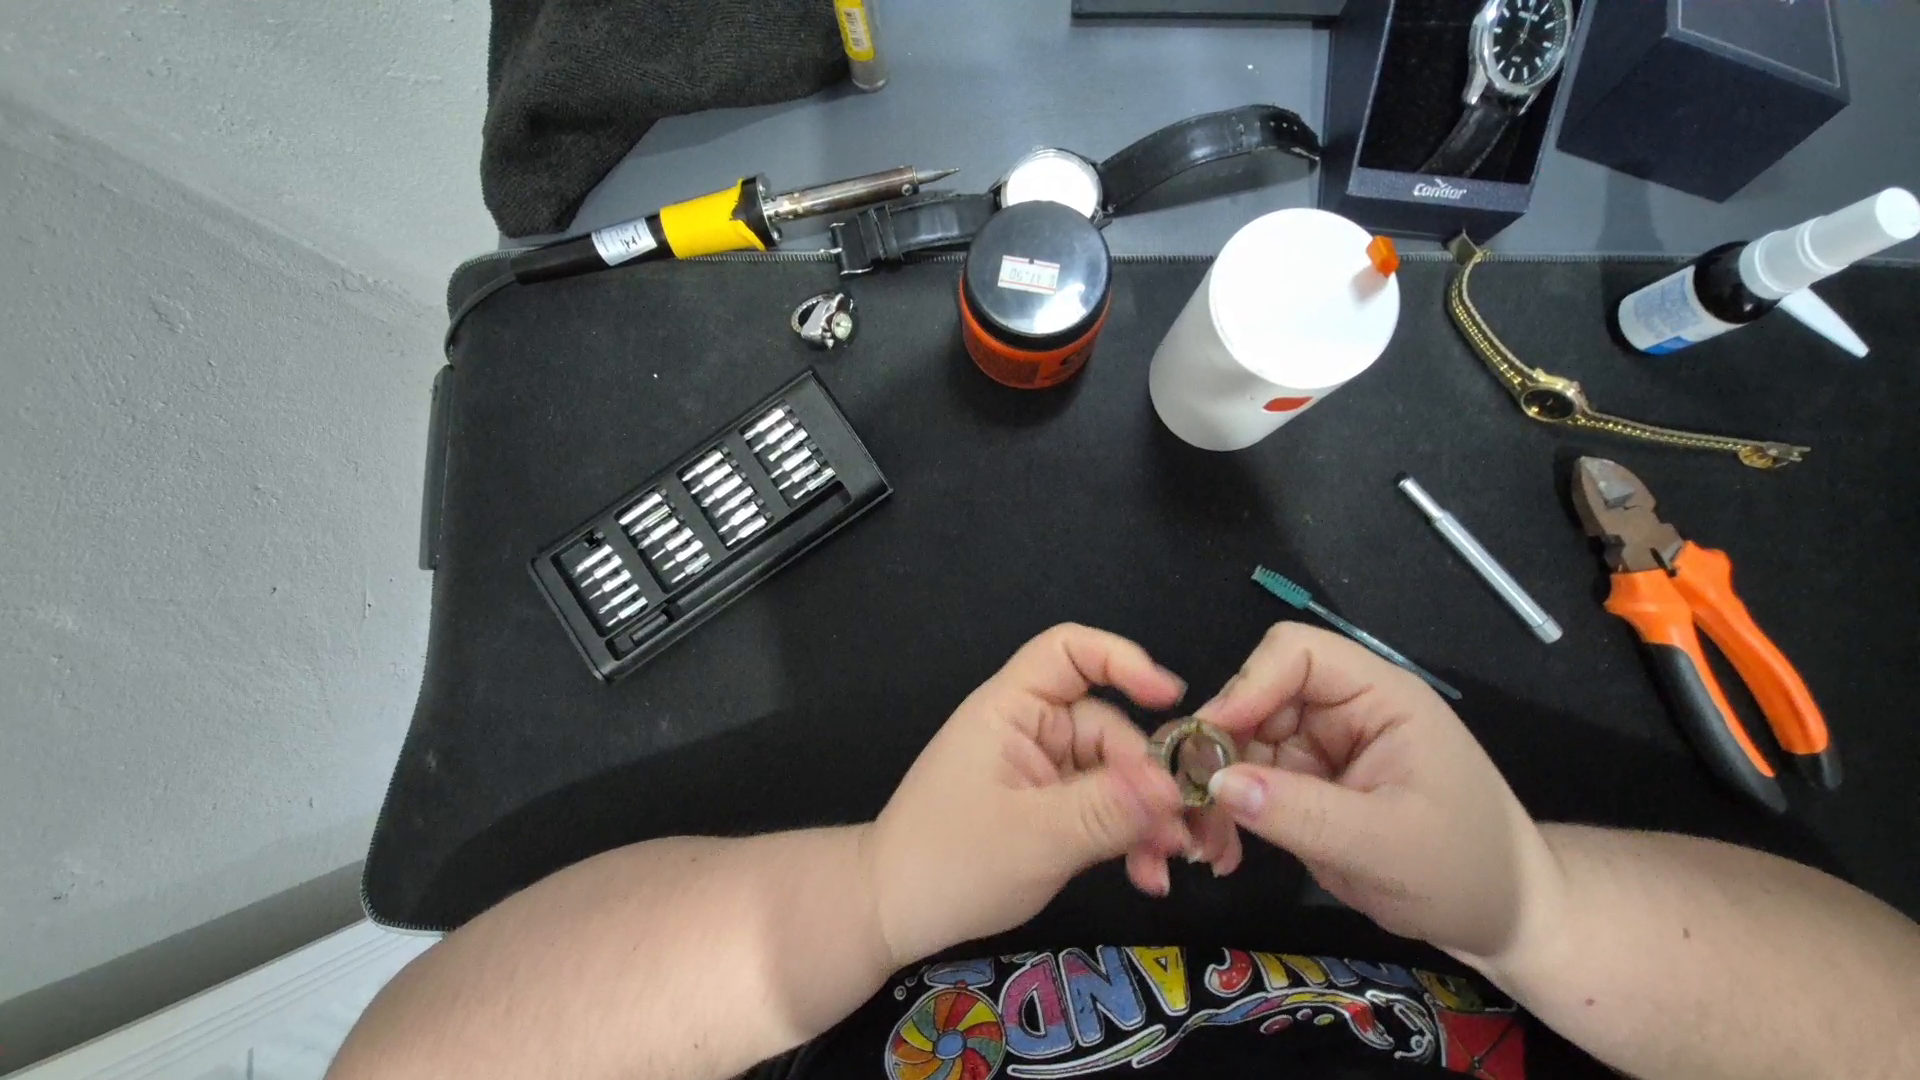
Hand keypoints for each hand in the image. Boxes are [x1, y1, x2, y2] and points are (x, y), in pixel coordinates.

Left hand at [864, 624, 1193, 966]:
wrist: (894, 913)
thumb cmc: (951, 861)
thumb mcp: (1036, 837)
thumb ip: (1109, 809)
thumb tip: (1176, 785)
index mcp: (1013, 708)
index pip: (1069, 651)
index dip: (1122, 660)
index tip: (1170, 698)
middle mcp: (1031, 729)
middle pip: (1109, 727)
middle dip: (1148, 778)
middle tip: (1181, 833)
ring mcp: (1042, 769)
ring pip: (1114, 774)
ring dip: (1145, 817)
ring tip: (1166, 865)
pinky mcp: (1050, 807)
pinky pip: (1103, 808)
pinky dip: (1127, 836)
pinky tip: (1147, 876)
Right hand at [1193, 623, 1557, 962]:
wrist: (1500, 919)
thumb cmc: (1466, 870)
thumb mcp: (1388, 845)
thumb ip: (1303, 812)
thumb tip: (1215, 782)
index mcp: (1375, 696)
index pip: (1295, 652)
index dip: (1248, 685)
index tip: (1213, 738)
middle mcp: (1337, 710)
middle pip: (1252, 697)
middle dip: (1217, 745)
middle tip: (1186, 798)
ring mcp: (1314, 746)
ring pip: (1235, 742)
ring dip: (1211, 787)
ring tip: (1202, 841)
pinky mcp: (1297, 782)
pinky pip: (1241, 782)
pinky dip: (1223, 812)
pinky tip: (1220, 850)